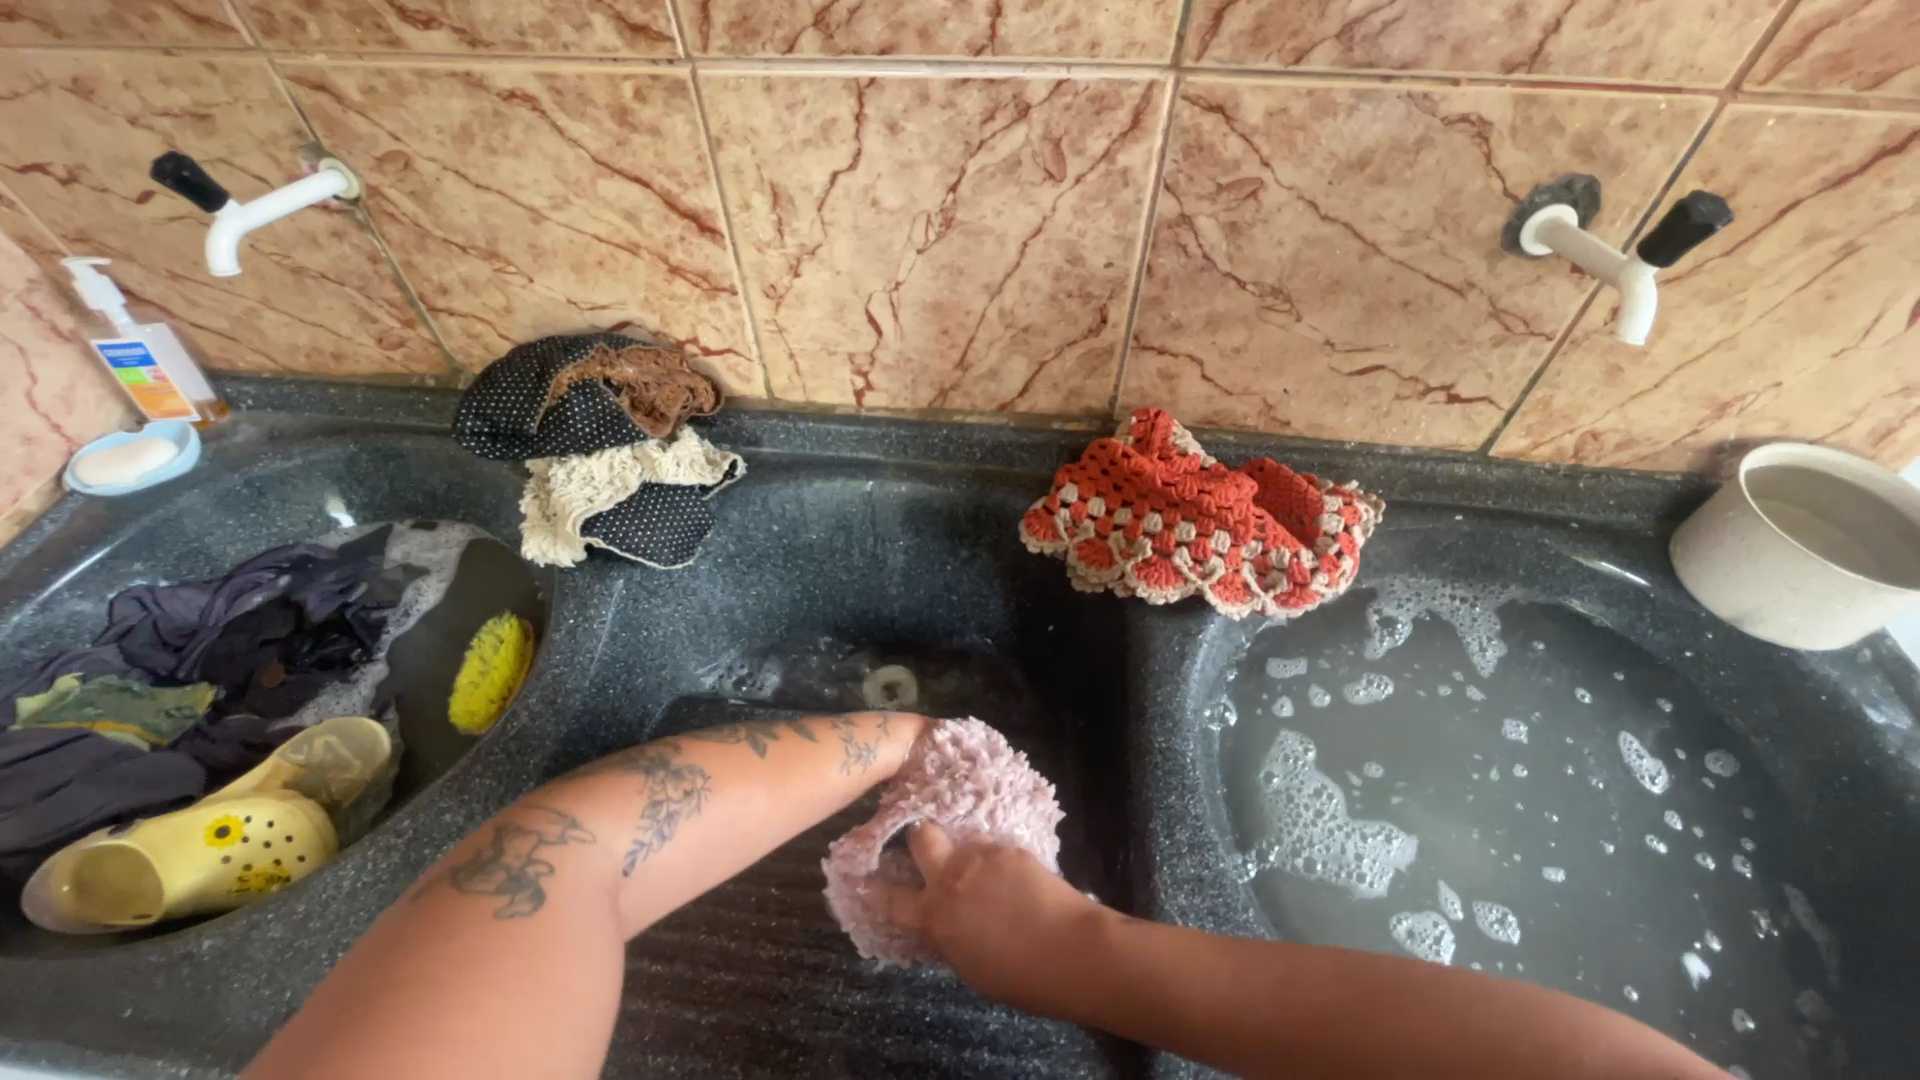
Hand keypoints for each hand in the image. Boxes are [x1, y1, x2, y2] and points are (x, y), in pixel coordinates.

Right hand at [882, 824, 1109, 1011]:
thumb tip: (943, 926)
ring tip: (980, 864)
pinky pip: (991, 845)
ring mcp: (981, 857)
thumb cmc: (1021, 977)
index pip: (890, 898)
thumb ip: (949, 939)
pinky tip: (1010, 872)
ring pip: (960, 835)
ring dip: (963, 847)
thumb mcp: (971, 968)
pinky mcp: (1009, 848)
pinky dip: (994, 856)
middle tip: (928, 849)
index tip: (865, 879)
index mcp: (935, 918)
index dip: (875, 888)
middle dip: (919, 839)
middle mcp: (951, 879)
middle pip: (921, 837)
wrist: (1071, 950)